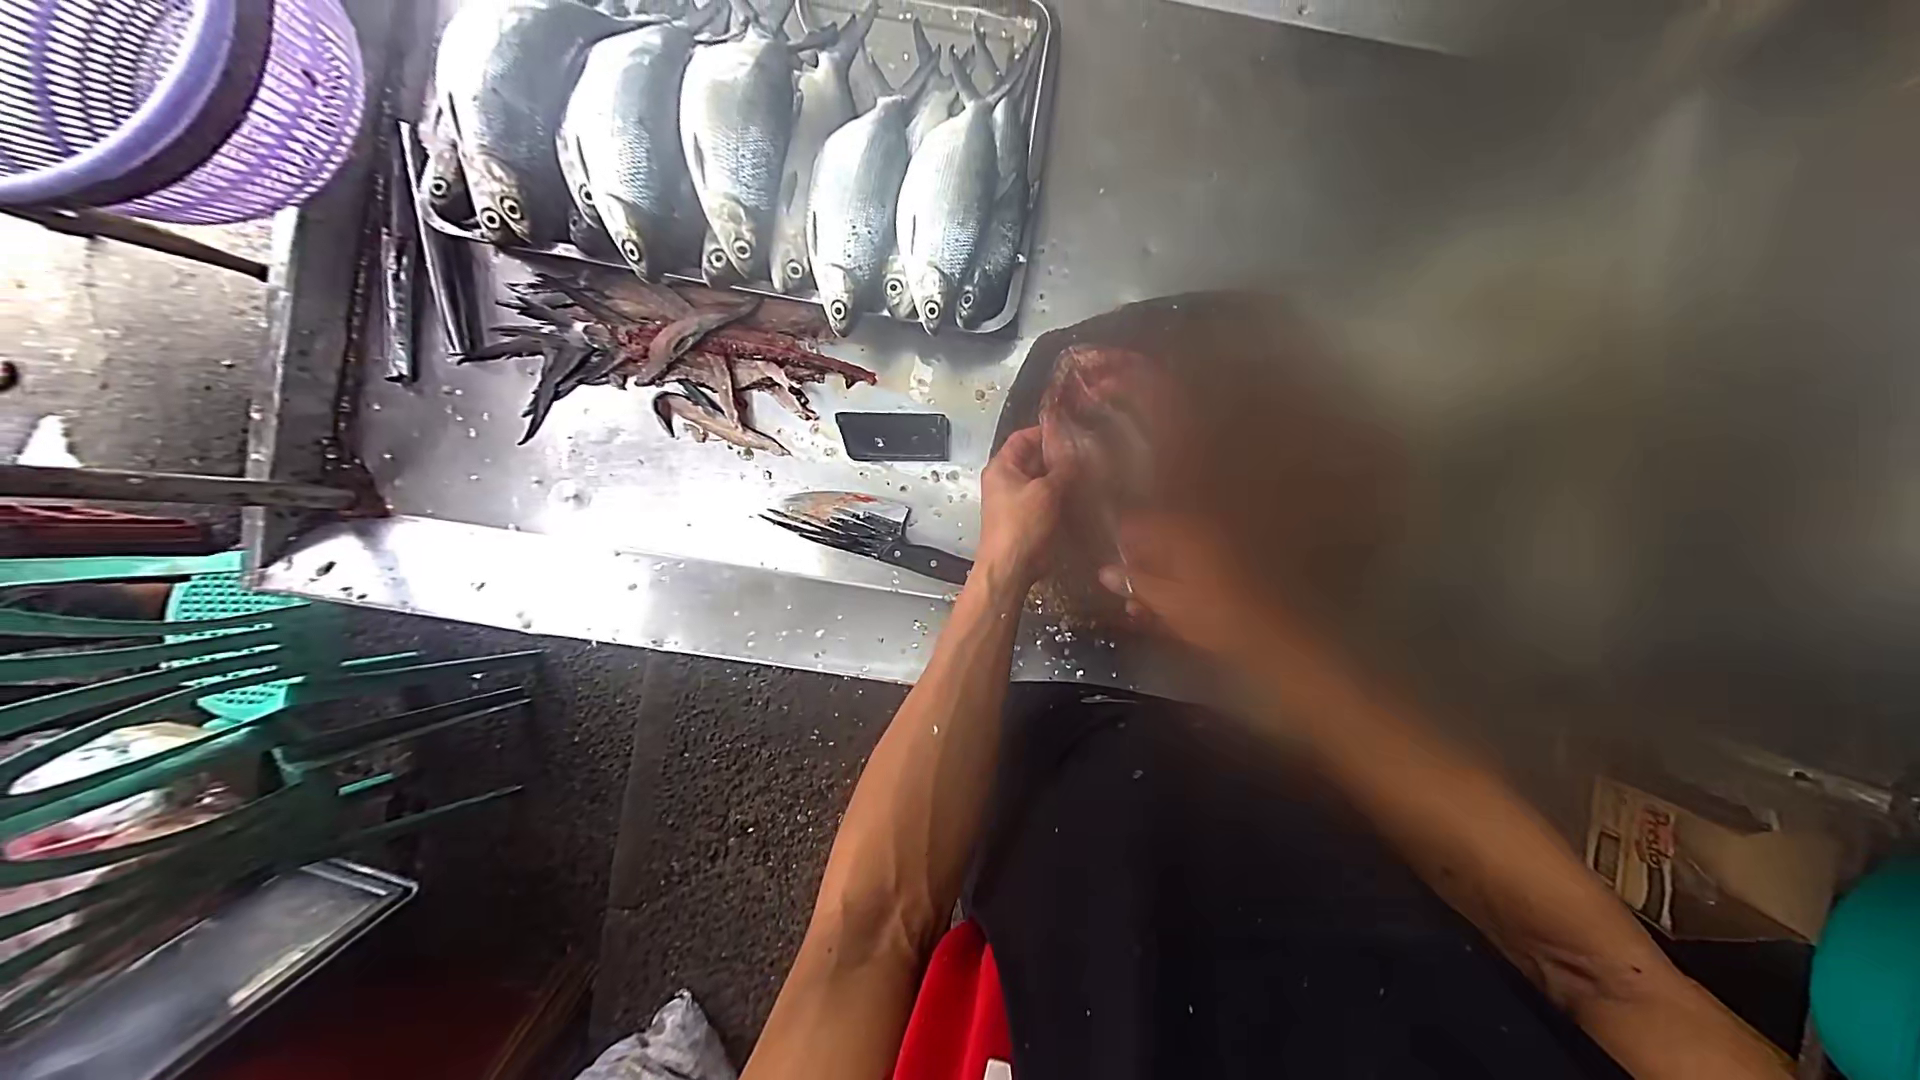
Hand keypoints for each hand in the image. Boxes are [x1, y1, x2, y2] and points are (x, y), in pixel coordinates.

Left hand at [974, 427, 1070, 593]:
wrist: (1011, 569)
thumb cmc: (1020, 528)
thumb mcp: (1046, 492)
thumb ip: (1063, 468)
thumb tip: (1077, 451)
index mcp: (1001, 468)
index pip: (1022, 437)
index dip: (1045, 431)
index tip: (1071, 429)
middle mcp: (1005, 481)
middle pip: (1034, 458)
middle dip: (1058, 455)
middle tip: (1086, 450)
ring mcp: (1016, 501)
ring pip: (1042, 480)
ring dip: (1062, 476)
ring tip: (1089, 469)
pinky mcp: (1027, 519)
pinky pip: (1046, 499)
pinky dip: (1061, 496)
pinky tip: (1082, 494)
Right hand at [1098, 513, 1312, 672]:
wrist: (1275, 637)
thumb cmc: (1216, 615)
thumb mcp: (1167, 601)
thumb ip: (1134, 583)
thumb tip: (1104, 572)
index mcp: (1183, 531)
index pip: (1137, 524)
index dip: (1120, 544)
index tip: (1109, 566)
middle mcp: (1201, 530)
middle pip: (1156, 539)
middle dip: (1137, 564)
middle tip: (1124, 592)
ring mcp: (1218, 547)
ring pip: (1174, 556)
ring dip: (1156, 578)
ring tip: (1143, 608)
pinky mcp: (1231, 566)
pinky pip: (1193, 568)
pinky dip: (1178, 583)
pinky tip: (1169, 608)